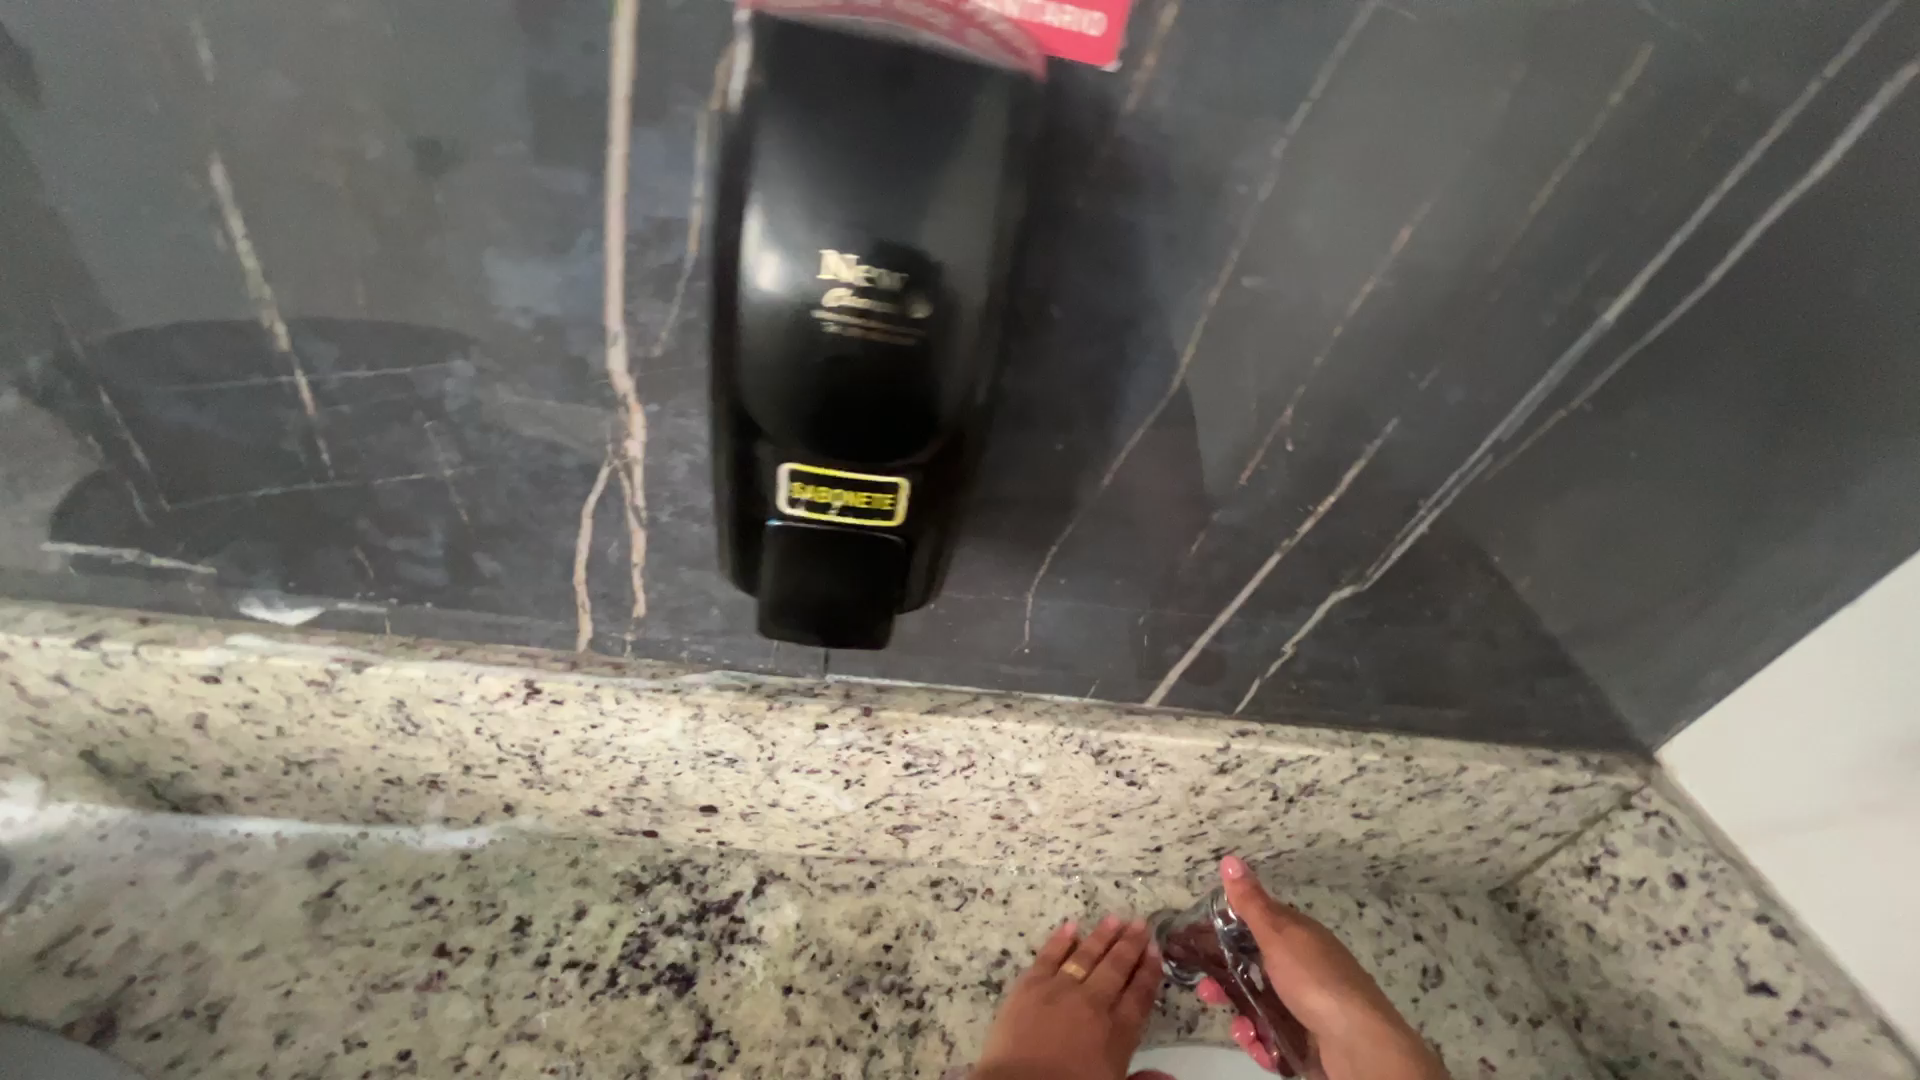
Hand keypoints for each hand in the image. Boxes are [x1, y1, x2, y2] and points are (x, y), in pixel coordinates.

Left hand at [973, 915, 1170, 1079]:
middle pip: (1115, 969)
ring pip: (1085, 956)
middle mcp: (1092, 1004)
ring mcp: (1059, 990)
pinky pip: (1049, 956)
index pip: (1138, 996)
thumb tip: (1171, 1075)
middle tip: (1140, 923)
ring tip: (1114, 918)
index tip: (1155, 950)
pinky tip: (1070, 927)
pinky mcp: (1030, 985)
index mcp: (1115, 1034)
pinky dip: (1060, 940)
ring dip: (1101, 937)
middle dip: (1130, 945)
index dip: (1148, 972)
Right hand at [1195, 856, 1449, 1079]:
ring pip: (1260, 1004)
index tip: (1198, 941)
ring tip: (1235, 1025)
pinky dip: (1259, 1040)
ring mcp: (1307, 1005)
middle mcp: (1303, 967)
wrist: (1359, 1045)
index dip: (1226, 930)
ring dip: (1240, 1013)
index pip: (1257, 923)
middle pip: (1253, 967)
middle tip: (1205, 989)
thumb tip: (1230, 858)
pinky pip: (1274, 1036)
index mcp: (1298, 937)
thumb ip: (1251, 902)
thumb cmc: (1315, 980)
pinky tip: (1253, 1042)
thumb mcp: (1278, 934)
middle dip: (1225, 978)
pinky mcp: (1308, 1038)